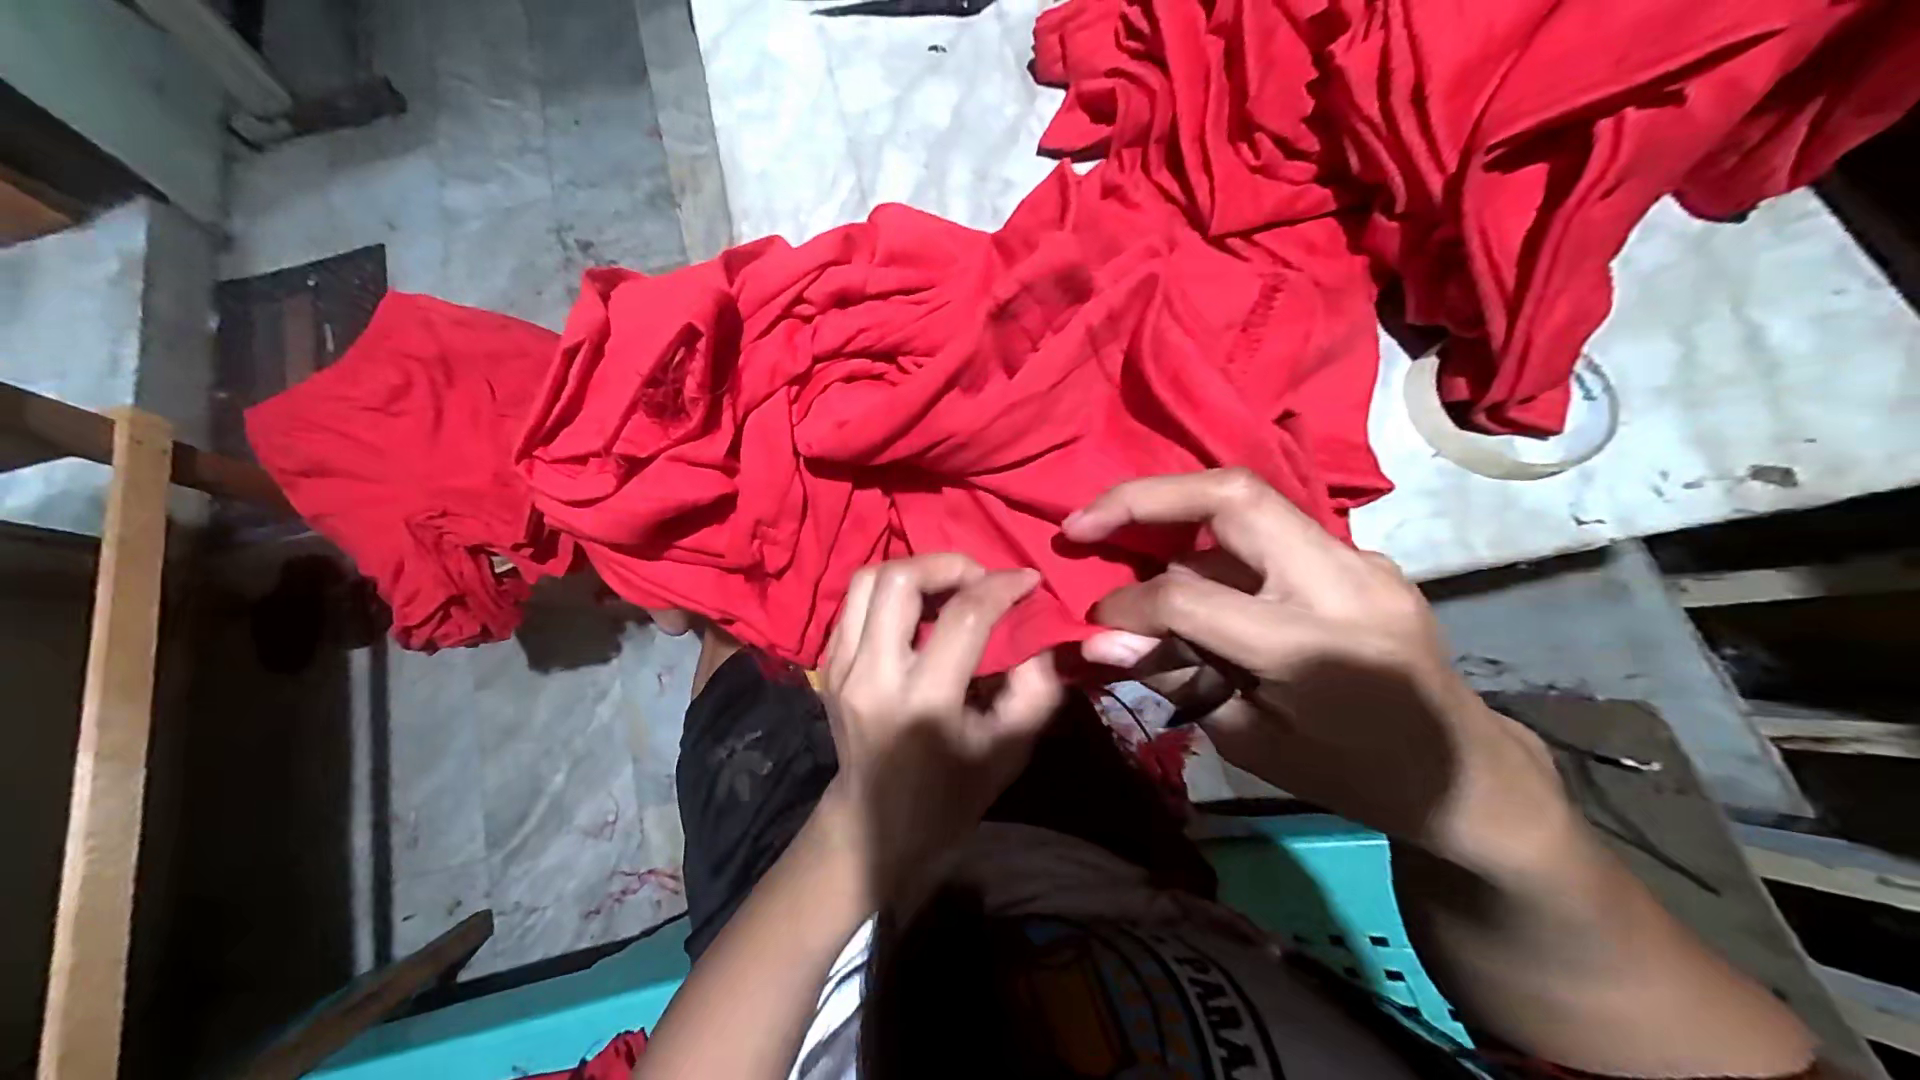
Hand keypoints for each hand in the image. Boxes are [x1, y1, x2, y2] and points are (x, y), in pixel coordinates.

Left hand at [817, 554, 1063, 903]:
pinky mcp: (828, 666)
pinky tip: (917, 609)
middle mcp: (872, 676)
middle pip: (898, 580)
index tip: (1028, 581)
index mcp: (924, 703)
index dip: (1001, 587)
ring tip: (948, 586)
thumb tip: (1041, 632)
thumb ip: (1036, 689)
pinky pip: (854, 602)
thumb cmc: (951, 794)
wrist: (877, 827)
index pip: (963, 616)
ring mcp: (840, 668)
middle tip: (981, 578)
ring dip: (915, 570)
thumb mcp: (1009, 750)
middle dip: (949, 563)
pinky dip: (890, 591)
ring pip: (867, 580)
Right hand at [1066, 469, 1572, 876]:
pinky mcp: (1359, 556)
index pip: (1192, 599)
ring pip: (1249, 503)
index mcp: (1316, 646)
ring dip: (1175, 516)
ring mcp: (1361, 558)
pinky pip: (1271, 533)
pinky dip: (1215, 544)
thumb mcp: (1251, 741)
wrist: (1463, 772)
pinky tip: (1193, 574)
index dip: (1128, 604)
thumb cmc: (1352, 776)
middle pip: (1233, 495)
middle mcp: (1345, 581)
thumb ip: (1176, 675)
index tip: (1094, 618)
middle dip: (1142, 498)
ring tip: (1125, 542)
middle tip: (1083, 522)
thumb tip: (1099, 640)